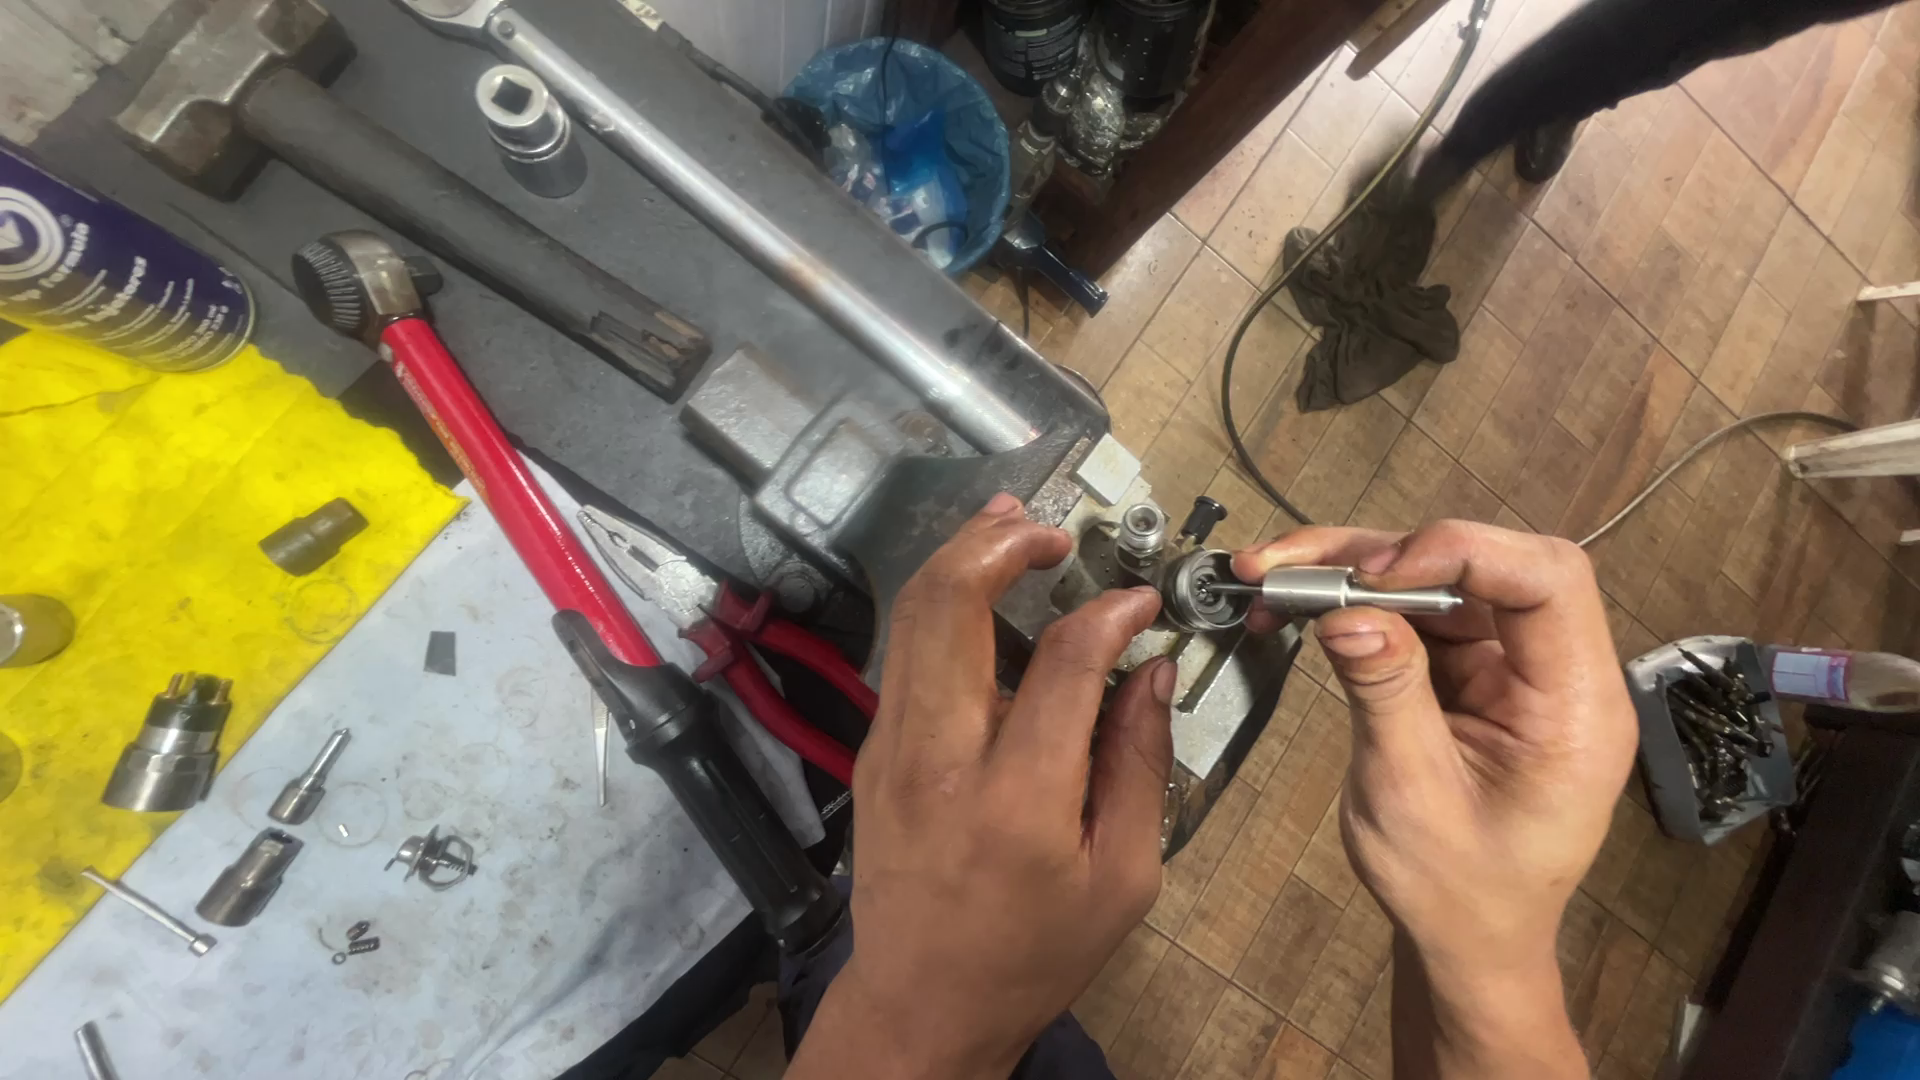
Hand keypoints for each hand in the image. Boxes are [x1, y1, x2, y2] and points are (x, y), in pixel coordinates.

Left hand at [789, 494, 1176, 1079]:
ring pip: (914, 614)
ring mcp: (892, 743)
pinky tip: (972, 580)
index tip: (1141, 599)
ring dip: (959, 554)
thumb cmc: (1033, 950)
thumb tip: (1151, 668)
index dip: (1111, 613)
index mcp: (1016, 797)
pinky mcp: (875, 744)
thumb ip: (1140, 761)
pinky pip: (906, 648)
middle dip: (1000, 547)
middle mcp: (939, 754)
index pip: (1066, 663)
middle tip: (1049, 530)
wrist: (919, 1000)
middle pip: (952, 608)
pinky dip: (939, 598)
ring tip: (1006, 521)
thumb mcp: (1123, 877)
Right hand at [1235, 521, 1636, 1076]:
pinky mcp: (1454, 668)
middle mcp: (1540, 665)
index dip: (1459, 554)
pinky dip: (1339, 602)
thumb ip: (1385, 693)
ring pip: (1424, 579)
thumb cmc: (1452, 882)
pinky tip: (1285, 609)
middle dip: (1373, 553)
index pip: (1545, 580)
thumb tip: (1343, 613)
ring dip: (1341, 570)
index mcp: (1570, 701)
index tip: (1367, 578)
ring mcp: (1495, 663)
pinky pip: (1398, 612)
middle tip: (1283, 566)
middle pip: (1473, 565)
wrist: (1460, 929)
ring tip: (1265, 576)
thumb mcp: (1409, 791)